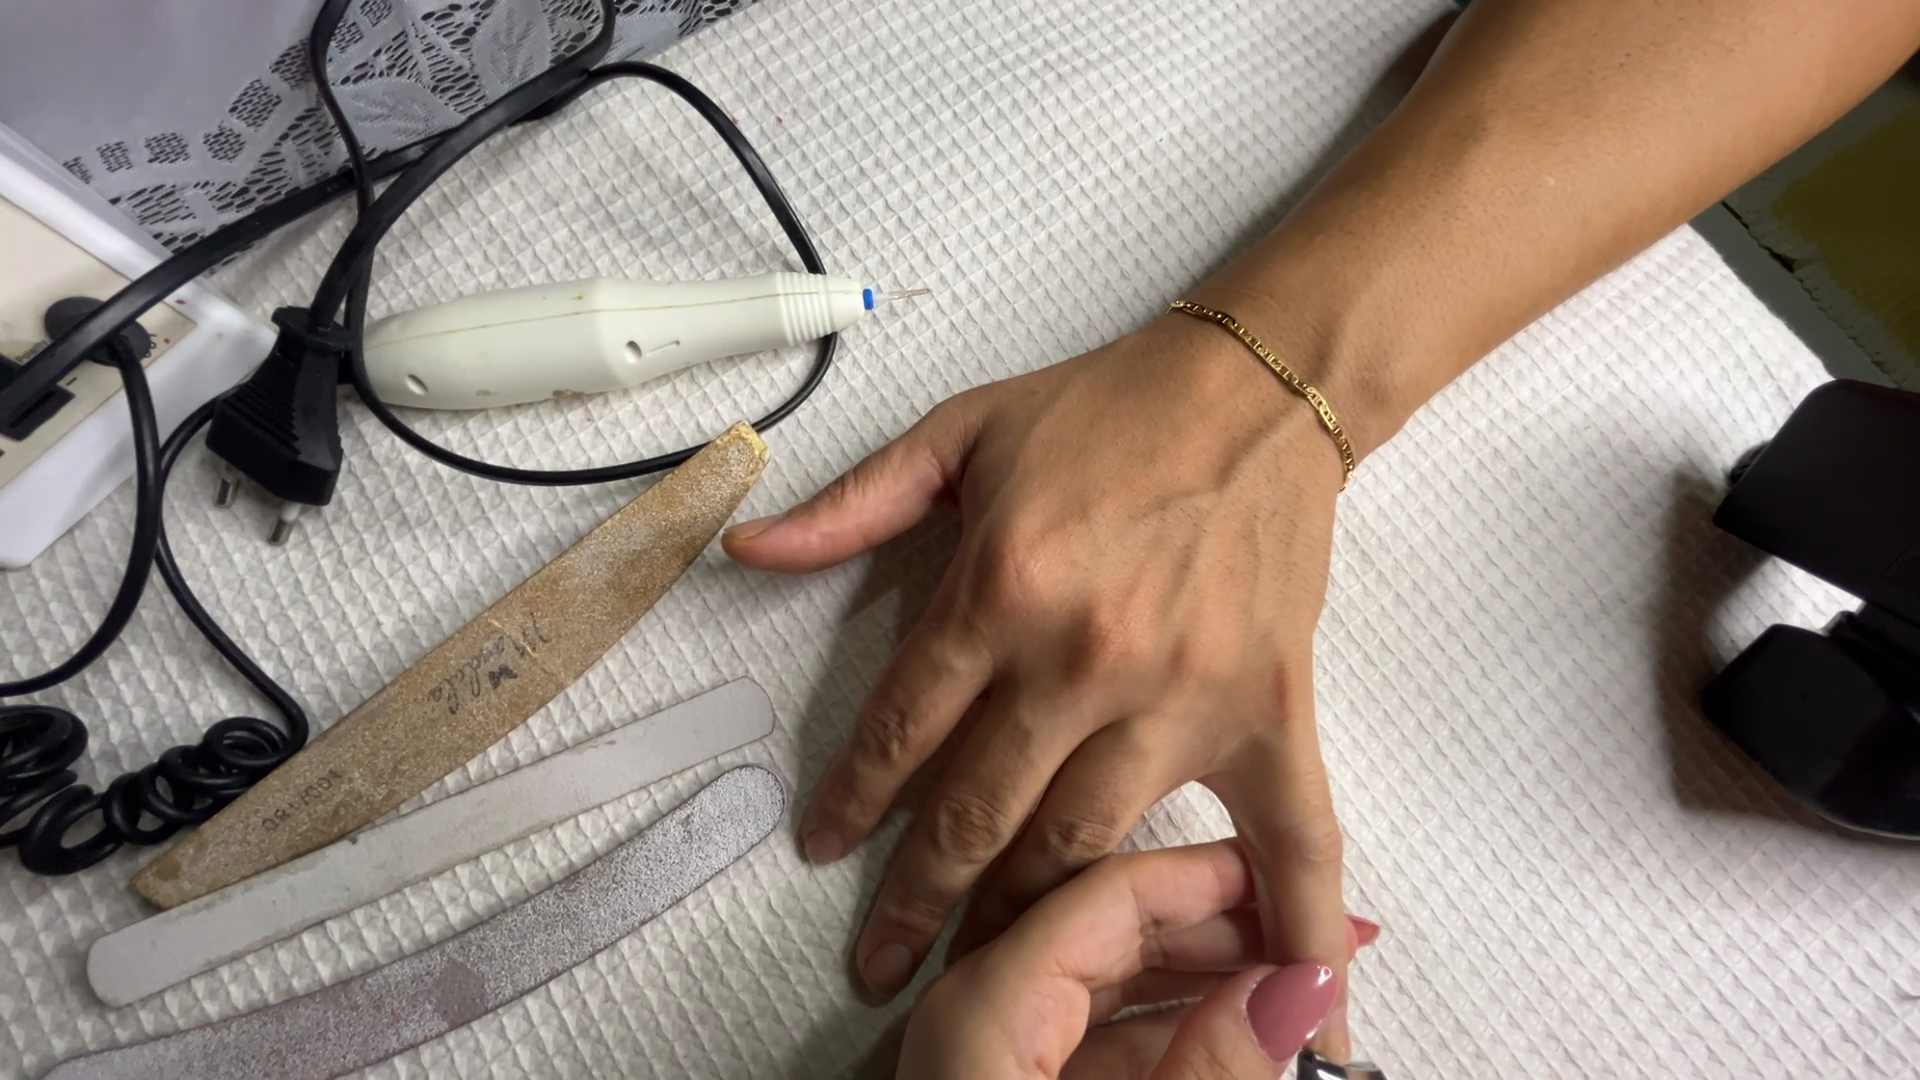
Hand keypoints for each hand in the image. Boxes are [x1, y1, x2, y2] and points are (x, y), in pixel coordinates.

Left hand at [725, 310, 1357, 1052]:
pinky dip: (1289, 918)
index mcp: (1000, 588)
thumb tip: (750, 549)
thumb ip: (854, 505)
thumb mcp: (961, 434)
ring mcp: (1182, 693)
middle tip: (884, 958)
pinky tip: (1287, 995)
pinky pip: (1288, 831)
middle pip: (979, 811)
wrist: (1249, 392)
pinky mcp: (1269, 704)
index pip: (901, 727)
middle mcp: (1085, 657)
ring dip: (1029, 916)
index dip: (852, 799)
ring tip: (986, 968)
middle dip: (921, 896)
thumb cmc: (1104, 410)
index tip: (825, 847)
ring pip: (1086, 840)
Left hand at [896, 841, 1377, 1078]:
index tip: (1290, 883)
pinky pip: (1106, 1037)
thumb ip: (1213, 1070)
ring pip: (1114, 981)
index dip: (1203, 879)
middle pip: (1111, 928)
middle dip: (1216, 926)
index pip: (1106, 894)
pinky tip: (1239, 1033)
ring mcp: (995, 1052)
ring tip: (1292, 980)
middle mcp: (981, 1009)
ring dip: (1204, 977)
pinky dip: (1175, 1032)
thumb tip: (1294, 985)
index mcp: (986, 1006)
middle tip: (1312, 935)